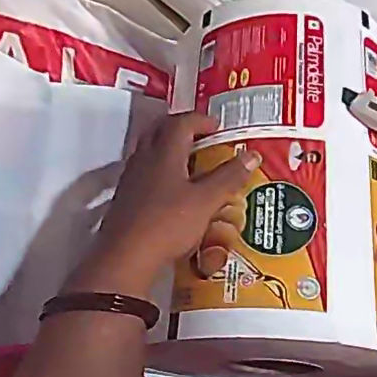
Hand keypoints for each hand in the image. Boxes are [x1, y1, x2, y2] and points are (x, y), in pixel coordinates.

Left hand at [72, 113, 258, 294]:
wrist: (126, 257)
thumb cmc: (167, 224)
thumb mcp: (206, 201)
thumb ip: (229, 177)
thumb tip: (251, 155)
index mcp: (165, 152)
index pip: (182, 122)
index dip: (201, 120)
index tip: (217, 126)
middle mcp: (144, 158)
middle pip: (159, 129)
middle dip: (181, 126)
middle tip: (200, 134)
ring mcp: (131, 177)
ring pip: (148, 149)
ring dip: (167, 145)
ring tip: (188, 158)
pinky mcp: (125, 197)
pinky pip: (142, 170)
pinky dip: (158, 167)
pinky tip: (170, 186)